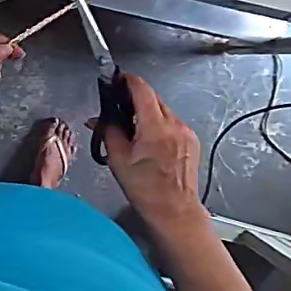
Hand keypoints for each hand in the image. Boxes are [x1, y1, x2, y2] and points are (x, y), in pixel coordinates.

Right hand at [95, 74, 209, 229]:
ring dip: (147, 114)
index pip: (142, 90)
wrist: (173, 210)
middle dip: (135, 100)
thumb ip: (109, 132)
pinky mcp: (191, 141)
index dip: (128, 80)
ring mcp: (185, 133)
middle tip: (120, 110)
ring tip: (134, 133)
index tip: (118, 79)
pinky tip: (149, 142)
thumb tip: (100, 119)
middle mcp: (174, 126)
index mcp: (155, 128)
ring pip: (163, 111)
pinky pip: (172, 123)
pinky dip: (159, 126)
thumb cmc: (148, 191)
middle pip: (153, 99)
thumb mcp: (118, 159)